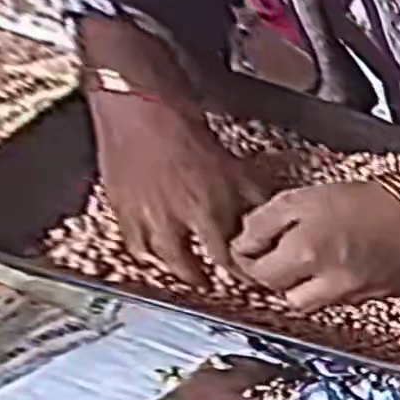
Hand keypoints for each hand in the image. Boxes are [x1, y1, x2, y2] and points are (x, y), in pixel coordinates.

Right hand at [92, 96, 266, 286]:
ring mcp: (139, 211)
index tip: (253, 282)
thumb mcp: (245, 182)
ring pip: (153, 256)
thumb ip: (261, 213)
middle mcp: (171, 218)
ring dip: (173, 270)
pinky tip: (159, 257)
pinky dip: (144, 253)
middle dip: (206, 280)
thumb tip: (283, 237)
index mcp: (206, 215)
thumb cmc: (199, 147)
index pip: (227, 262)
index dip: (242, 277)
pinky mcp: (116, 201)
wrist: (143, 112)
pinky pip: (128, 238)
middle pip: (187, 266)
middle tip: (220, 287)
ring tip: (192, 277)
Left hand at [231, 182, 399, 311]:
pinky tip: (352, 262)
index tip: (255, 252)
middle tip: (285, 263)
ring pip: (324, 302)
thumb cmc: (362, 202)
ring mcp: (363, 293)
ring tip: (322, 259)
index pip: (261, 276)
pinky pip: (355, 297)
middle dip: (284, 283)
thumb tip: (246, 245)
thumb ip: (262, 224)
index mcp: (307, 255)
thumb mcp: (297, 200)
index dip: (252, 263)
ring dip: (315, 286)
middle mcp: (335, 282)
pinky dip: (346, 284)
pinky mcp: (386, 295)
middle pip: (293, 301)